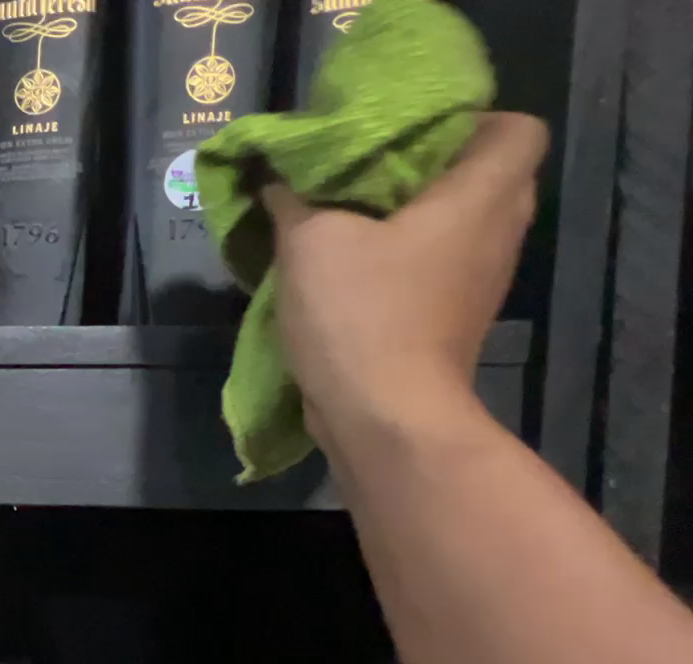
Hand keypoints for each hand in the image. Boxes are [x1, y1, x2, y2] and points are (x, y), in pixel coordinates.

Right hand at [261, 113, 548, 449]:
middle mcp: (499, 231)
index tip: (398, 141)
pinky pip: (432, 270)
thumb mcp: (309, 244)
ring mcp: (480, 281)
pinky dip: (398, 265)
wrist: (383, 410)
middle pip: (478, 178)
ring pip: (451, 228)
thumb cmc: (360, 313)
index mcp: (483, 194)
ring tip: (343, 229)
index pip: (514, 129)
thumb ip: (293, 202)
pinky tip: (348, 278)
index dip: (463, 124)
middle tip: (357, 181)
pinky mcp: (452, 319)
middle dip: (421, 174)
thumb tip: (277, 178)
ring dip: (404, 224)